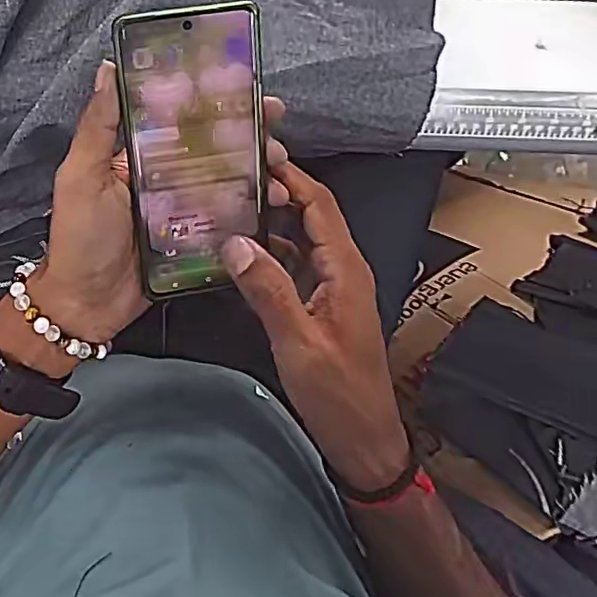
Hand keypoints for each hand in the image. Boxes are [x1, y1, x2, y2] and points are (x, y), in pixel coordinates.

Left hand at [0, 61, 289, 374]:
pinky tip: (271, 200)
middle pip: (210, 145)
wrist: (87, 303)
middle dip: (246, 131)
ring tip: (277, 166)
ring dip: (255, 167)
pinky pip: (227, 216)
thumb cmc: (78, 236)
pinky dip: (252, 206)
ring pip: (226, 178)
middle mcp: (162, 175)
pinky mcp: (195, 237)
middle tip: (273, 125)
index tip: (243, 84)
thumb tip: (107, 69)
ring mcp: (181, 207)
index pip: (177, 117)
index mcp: (136, 154)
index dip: (209, 99)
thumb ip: (97, 126)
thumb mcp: (81, 175)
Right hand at [220, 161, 411, 491]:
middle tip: (234, 178)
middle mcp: (342, 271)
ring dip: (270, 222)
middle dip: (277, 192)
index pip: (321, 206)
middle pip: (311, 216)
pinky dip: (269, 253)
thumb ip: (268, 290)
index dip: (292, 177)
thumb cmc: (339, 395)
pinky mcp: (320, 304)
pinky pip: (293, 265)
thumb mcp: (298, 342)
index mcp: (345, 270)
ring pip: (300, 239)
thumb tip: (235, 243)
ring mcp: (331, 287)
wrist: (365, 441)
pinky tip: (240, 253)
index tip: (259, 156)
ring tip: (230, 207)